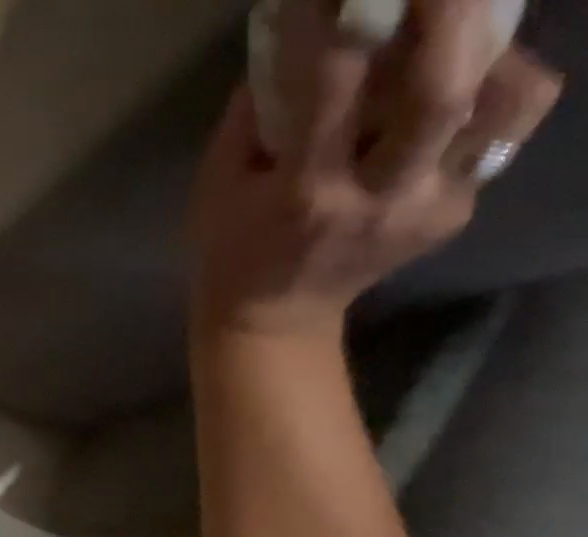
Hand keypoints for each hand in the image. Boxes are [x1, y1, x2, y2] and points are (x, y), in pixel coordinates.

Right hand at [192, 23, 560, 341]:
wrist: (273, 319)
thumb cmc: (231, 249)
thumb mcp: (218, 187)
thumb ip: (257, 115)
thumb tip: (298, 37)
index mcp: (302, 195)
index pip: (330, 91)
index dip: (328, 29)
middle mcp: (376, 198)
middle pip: (443, 91)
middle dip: (447, 14)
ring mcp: (430, 205)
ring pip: (505, 104)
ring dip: (493, 50)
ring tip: (459, 30)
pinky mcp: (459, 206)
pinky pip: (501, 131)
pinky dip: (491, 90)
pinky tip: (458, 80)